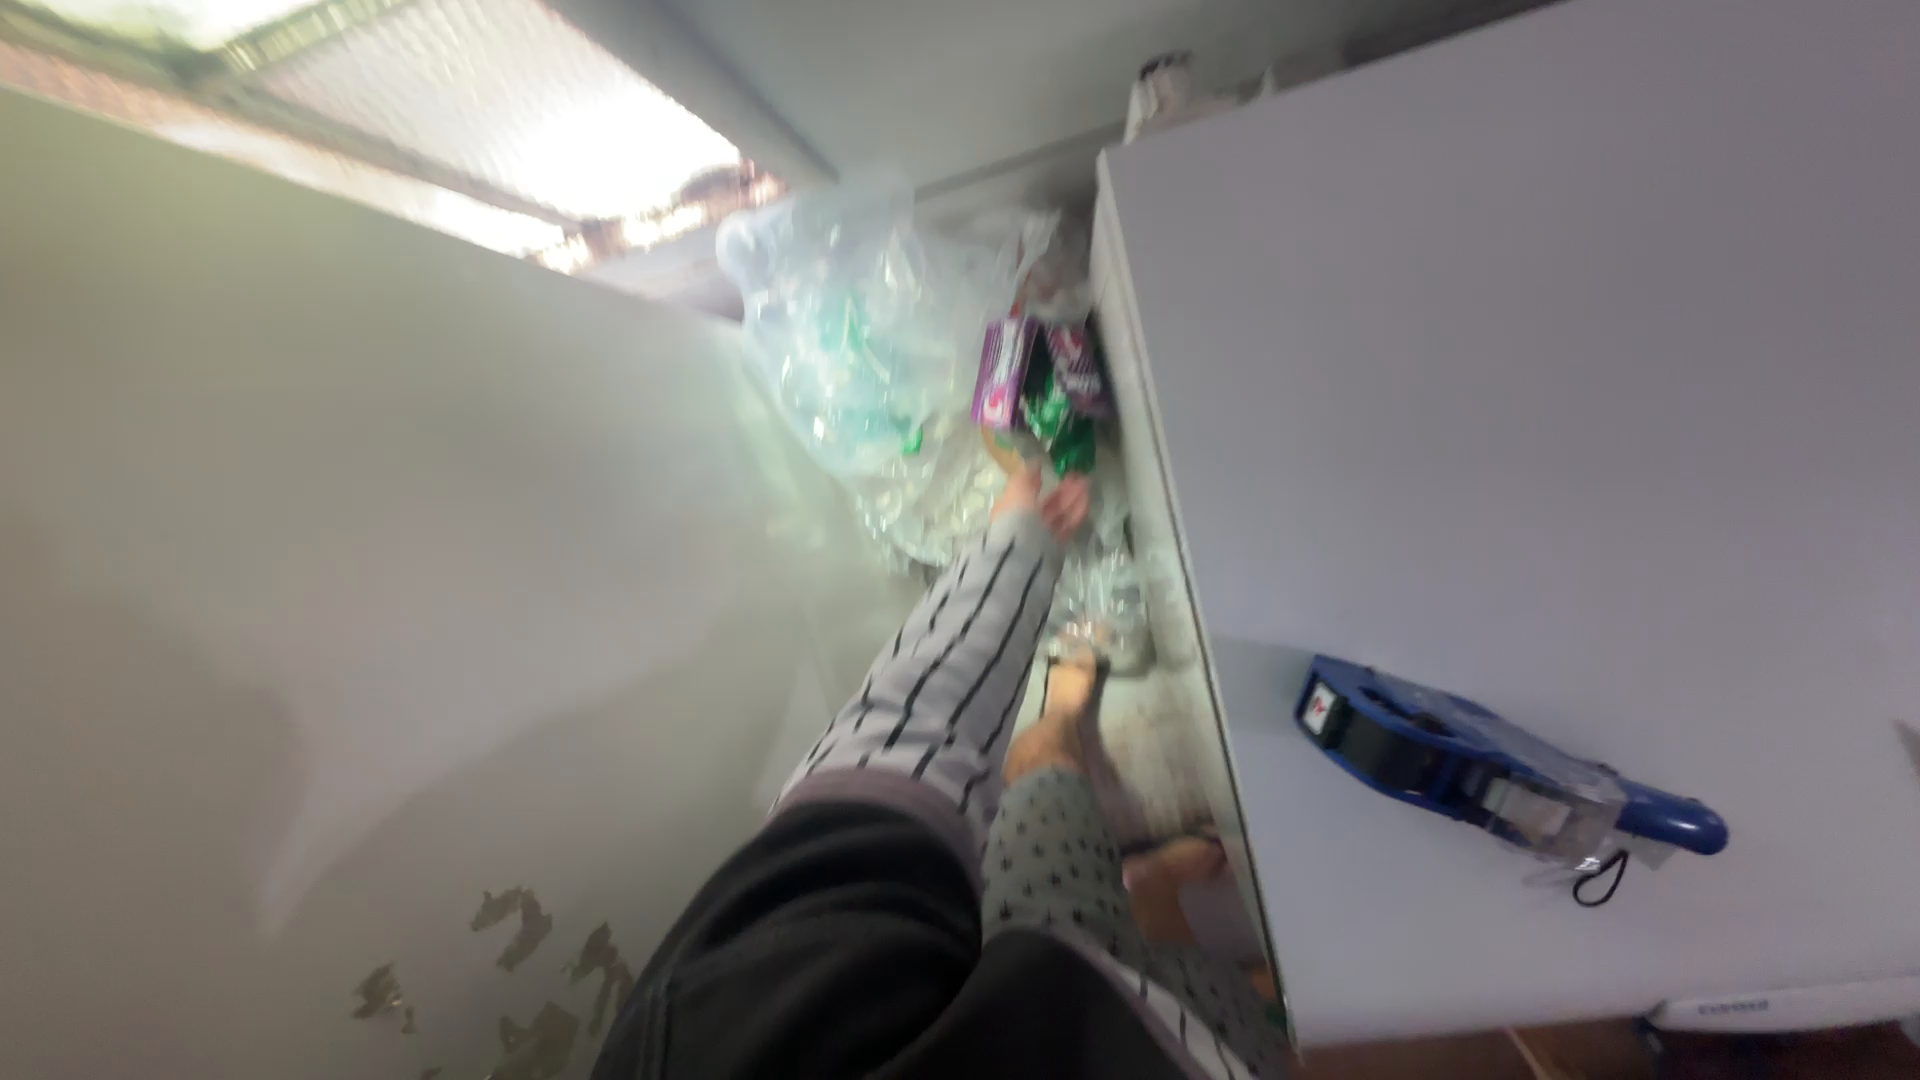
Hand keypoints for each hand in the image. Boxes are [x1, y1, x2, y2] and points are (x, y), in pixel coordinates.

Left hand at [992, 463, 1090, 545]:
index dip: (1037, 482)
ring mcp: (1040, 537)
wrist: (1022, 554)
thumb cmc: (1015, 517)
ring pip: (1059, 515)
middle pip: (1047, 505)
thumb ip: (1026, 476)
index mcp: (1010, 510)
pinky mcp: (1055, 548)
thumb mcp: (1017, 490)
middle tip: (1079, 476)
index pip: (1025, 494)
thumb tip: (1034, 463)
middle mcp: (1025, 524)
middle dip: (1063, 490)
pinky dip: (1076, 514)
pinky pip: (1067, 527)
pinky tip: (1087, 501)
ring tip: (1086, 484)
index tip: (1053, 471)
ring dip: (1073, 499)